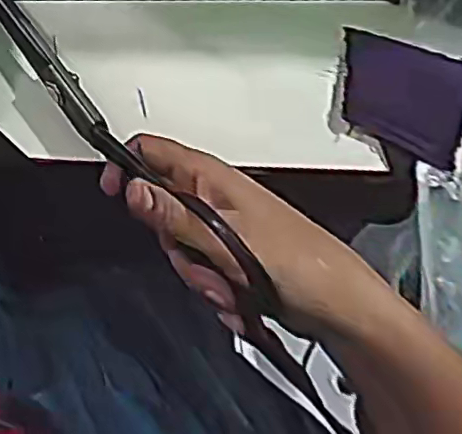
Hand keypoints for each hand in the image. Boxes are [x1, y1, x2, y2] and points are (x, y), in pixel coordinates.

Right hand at [100, 133, 397, 341]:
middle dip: (172, 244)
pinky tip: (235, 299)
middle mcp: (211, 194)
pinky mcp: (230, 253)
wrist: (348, 310)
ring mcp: (220, 224)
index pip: (147, 150)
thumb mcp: (224, 237)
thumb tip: (131, 188)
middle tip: (195, 262)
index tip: (112, 190)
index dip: (124, 166)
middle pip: (158, 205)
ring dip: (196, 272)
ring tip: (226, 289)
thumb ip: (172, 213)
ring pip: (177, 242)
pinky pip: (199, 265)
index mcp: (207, 174)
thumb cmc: (303, 263)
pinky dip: (212, 286)